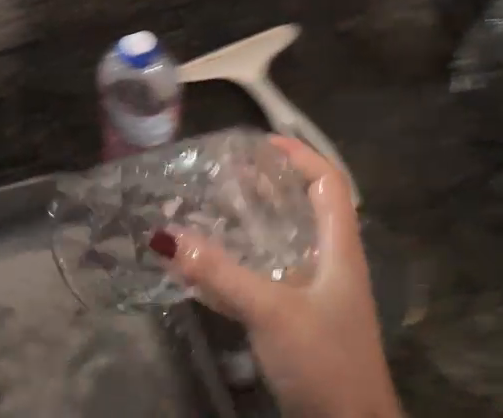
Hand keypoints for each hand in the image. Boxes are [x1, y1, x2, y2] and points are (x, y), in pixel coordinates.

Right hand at [156, 136, 401, 417]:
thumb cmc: (325, 360)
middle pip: (301, 208)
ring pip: (279, 243)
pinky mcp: (296, 322)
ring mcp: (313, 295)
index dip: (300, 154)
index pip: (328, 184)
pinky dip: (233, 265)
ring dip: (245, 224)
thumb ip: (219, 272)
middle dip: (263, 185)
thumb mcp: (270, 310)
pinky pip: (262, 278)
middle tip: (219, 171)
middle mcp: (328, 265)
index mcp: (339, 250)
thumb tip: (163, 233)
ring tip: (204, 207)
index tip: (258, 141)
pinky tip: (199, 266)